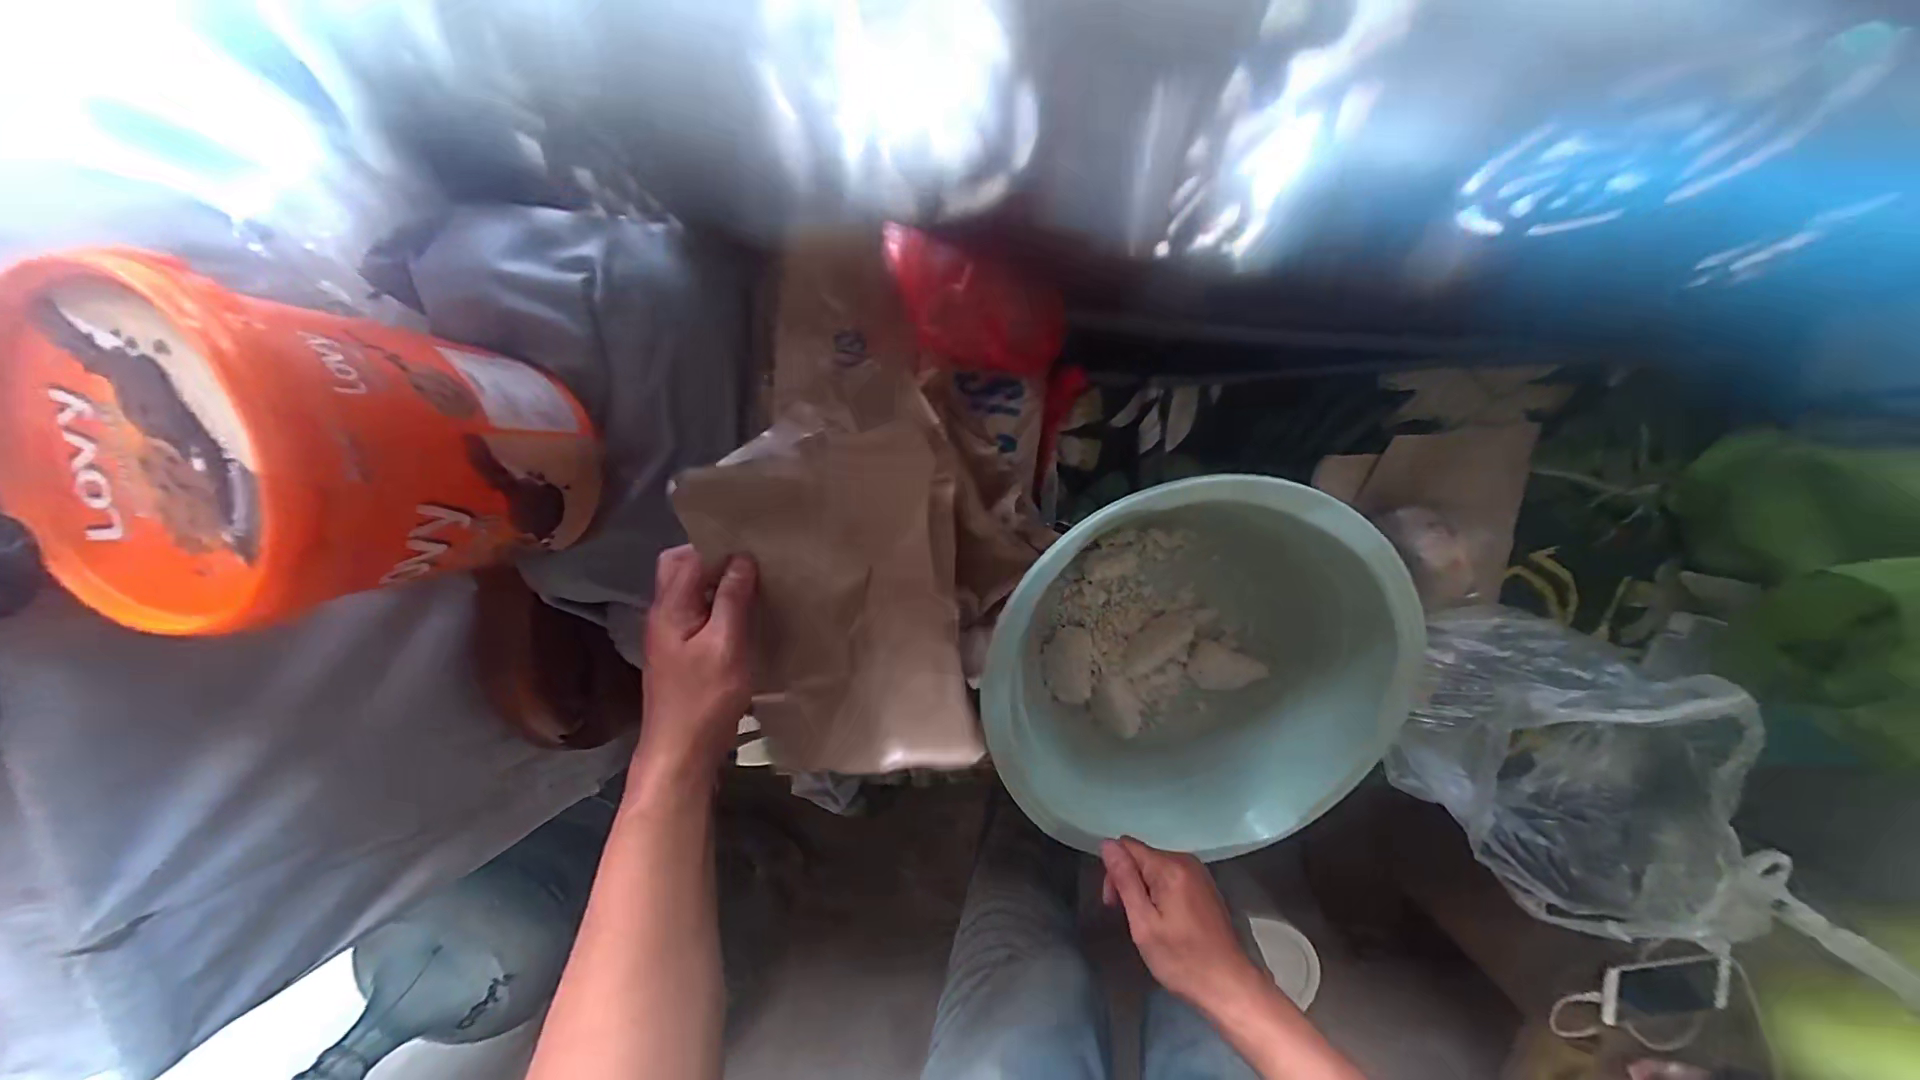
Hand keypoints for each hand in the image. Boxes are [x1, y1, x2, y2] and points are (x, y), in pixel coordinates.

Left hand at [637, 546, 757, 776]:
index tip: (752, 544)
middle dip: (714, 559)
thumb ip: (732, 599)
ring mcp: (668, 635)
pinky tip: (743, 614)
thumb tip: (742, 558)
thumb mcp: (726, 645)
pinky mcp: (680, 653)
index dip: (717, 545)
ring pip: (689, 591)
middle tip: (752, 563)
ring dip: (717, 583)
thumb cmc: (705, 698)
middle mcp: (662, 614)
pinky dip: (717, 605)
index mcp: (669, 607)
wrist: (680, 752)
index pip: (686, 555)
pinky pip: (697, 612)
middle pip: (681, 568)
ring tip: (754, 583)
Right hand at [1101, 836, 1262, 1012]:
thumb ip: (1125, 879)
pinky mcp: (1205, 887)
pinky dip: (1162, 894)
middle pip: (1141, 856)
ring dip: (1145, 890)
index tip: (1115, 904)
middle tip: (1131, 919)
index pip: (1126, 846)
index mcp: (1170, 867)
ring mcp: (1199, 873)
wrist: (1232, 987)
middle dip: (1129, 881)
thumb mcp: (1144, 923)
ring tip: (1151, 925)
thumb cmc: (1183, 960)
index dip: (1114, 872)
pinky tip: (1168, 922)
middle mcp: (1186, 860)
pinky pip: (1171, 877)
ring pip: (1155, 867)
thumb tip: (1107, 844)